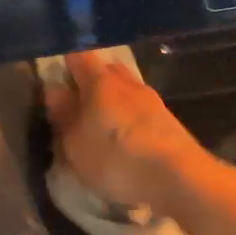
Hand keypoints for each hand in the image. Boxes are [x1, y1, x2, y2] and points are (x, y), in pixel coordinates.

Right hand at [44, 51, 208, 205]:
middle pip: (107, 72)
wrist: (179, 178)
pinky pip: (145, 115)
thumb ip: (64, 117)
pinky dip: (134, 123)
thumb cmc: (118, 160)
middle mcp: (129, 83)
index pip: (78, 57)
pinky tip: (132, 144)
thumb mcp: (76, 145)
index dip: (65, 67)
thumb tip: (56, 92)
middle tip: (81, 110)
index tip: (58, 86)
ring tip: (106, 131)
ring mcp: (154, 102)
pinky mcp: (171, 123)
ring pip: (128, 93)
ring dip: (116, 106)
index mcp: (100, 80)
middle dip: (93, 85)